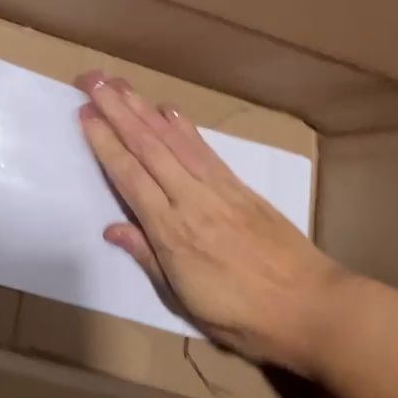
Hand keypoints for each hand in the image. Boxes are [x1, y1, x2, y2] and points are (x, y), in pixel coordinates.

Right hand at [76, 71, 342, 366]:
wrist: (312, 307)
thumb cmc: (245, 317)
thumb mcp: (187, 302)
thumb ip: (149, 258)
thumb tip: (112, 228)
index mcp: (172, 232)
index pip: (130, 176)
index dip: (105, 143)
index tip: (85, 114)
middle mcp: (190, 199)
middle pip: (147, 146)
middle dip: (117, 111)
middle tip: (93, 80)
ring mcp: (217, 188)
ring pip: (172, 140)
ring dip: (143, 109)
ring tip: (120, 84)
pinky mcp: (239, 185)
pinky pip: (204, 149)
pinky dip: (183, 126)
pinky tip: (168, 109)